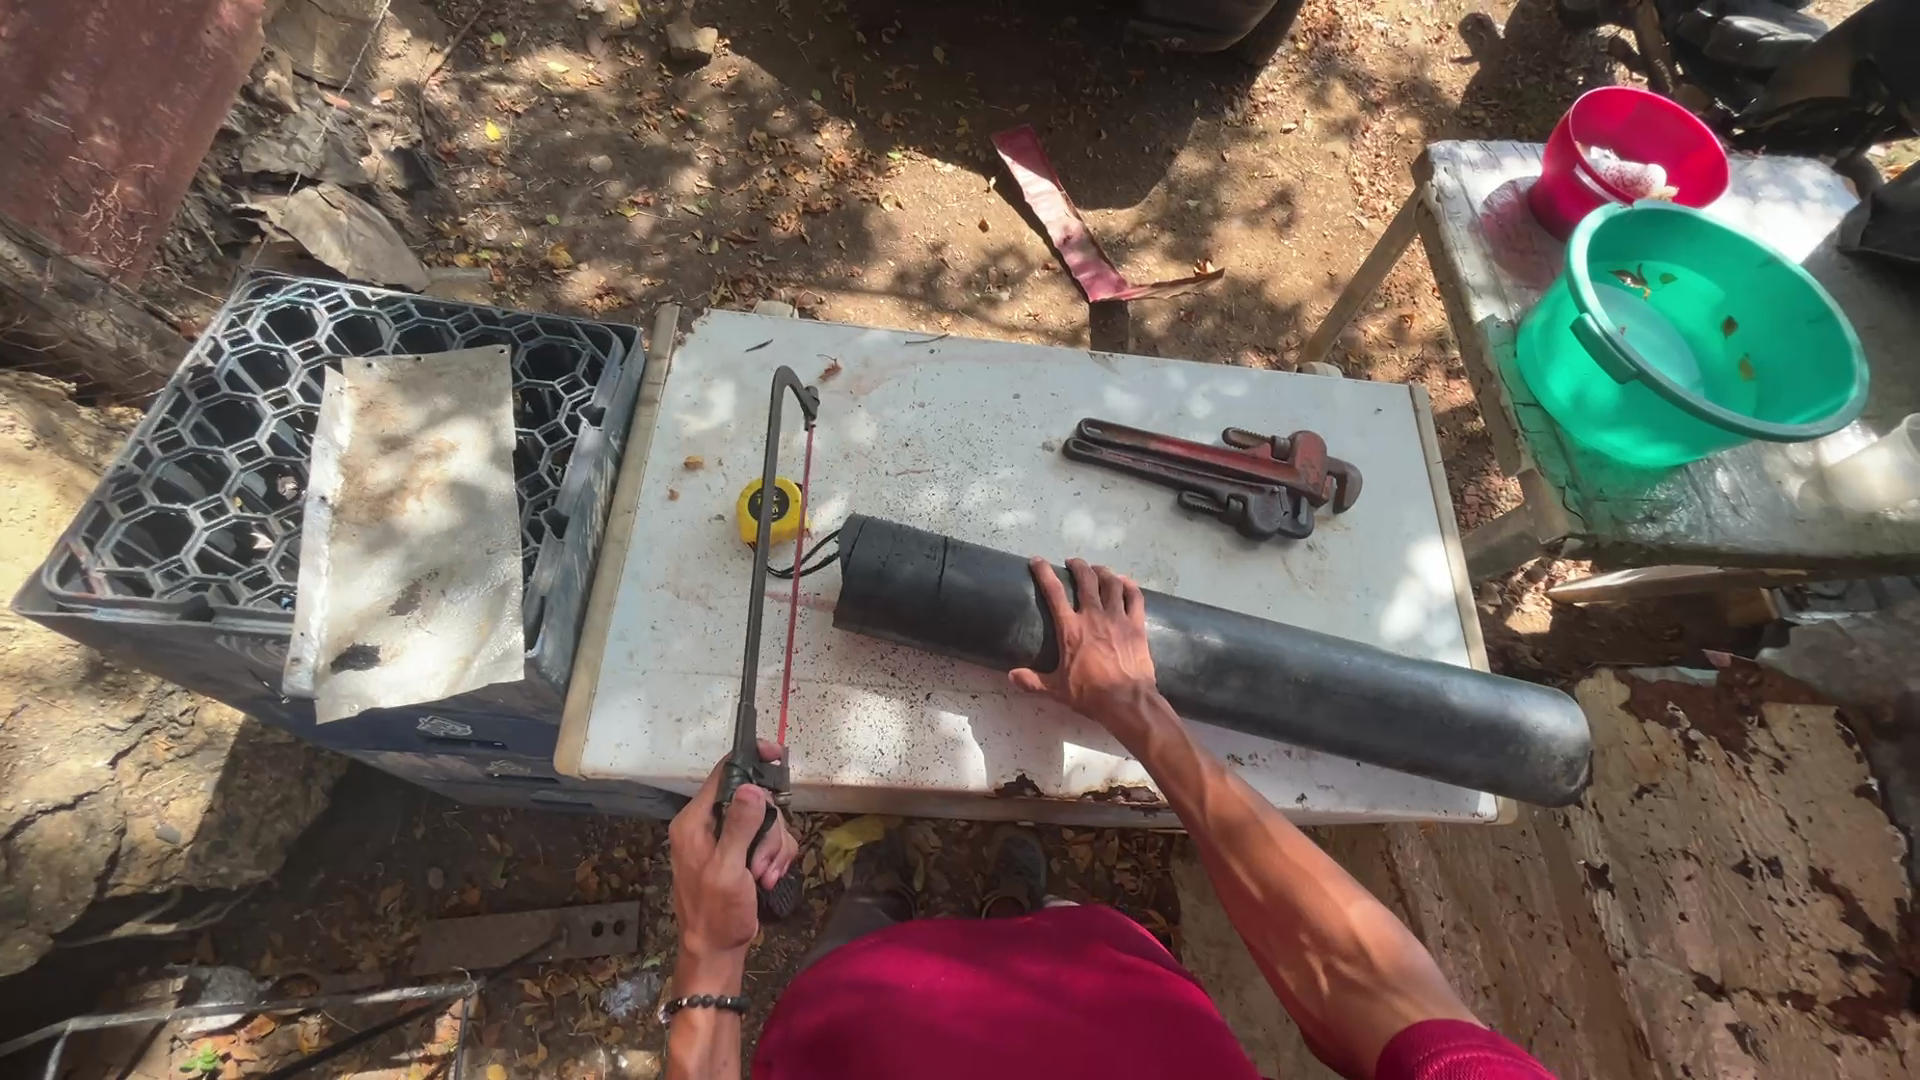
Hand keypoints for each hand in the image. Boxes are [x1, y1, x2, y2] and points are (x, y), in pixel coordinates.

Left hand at [668, 741, 799, 963]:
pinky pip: (772, 838)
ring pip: (768, 820)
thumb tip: (752, 787)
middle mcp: (710, 823)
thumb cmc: (716, 914)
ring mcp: (728, 838)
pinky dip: (776, 857)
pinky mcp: (743, 851)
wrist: (717, 953)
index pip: (724, 772)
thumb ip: (739, 827)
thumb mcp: (728, 870)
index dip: (751, 760)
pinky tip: (768, 878)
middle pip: (755, 798)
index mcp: (696, 821)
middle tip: (763, 859)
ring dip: (773, 848)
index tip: (777, 755)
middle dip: (768, 829)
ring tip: (764, 875)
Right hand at [1009, 557, 1160, 732]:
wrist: (1127, 701)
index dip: (1043, 572)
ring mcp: (1117, 618)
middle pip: (1086, 579)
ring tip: (1097, 569)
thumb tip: (1011, 675)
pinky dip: (1129, 585)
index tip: (1037, 561)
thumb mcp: (1057, 689)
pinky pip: (1134, 597)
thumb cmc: (1090, 694)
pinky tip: (1124, 581)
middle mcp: (1093, 616)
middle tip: (1073, 562)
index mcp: (1070, 628)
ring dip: (1103, 571)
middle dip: (1078, 565)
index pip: (1053, 592)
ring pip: (1111, 583)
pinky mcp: (1136, 625)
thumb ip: (1033, 681)